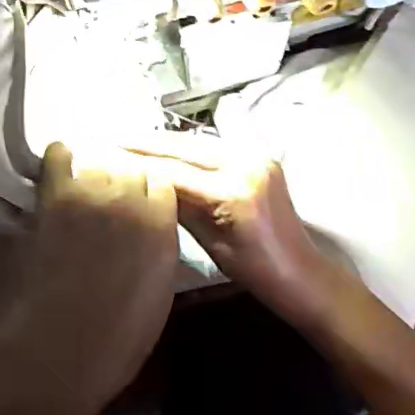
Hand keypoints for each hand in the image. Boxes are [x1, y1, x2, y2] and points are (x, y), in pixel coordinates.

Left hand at [7, 142, 178, 394]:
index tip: (138, 202)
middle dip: (121, 179)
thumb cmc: (119, 334)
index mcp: (163, 224)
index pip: (160, 181)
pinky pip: (58, 155)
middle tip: (107, 197)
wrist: (66, 340)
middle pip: (128, 166)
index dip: (147, 192)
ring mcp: (92, 190)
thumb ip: (158, 242)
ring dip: (91, 171)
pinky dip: (58, 158)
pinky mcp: (56, 191)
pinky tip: (57, 171)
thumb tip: (148, 225)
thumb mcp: (160, 287)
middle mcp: (130, 198)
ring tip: (81, 187)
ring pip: (96, 159)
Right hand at [126, 133, 351, 331]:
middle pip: (183, 147)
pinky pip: (212, 146)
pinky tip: (163, 147)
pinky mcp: (258, 153)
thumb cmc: (257, 273)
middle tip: (112, 139)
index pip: (173, 172)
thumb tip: (141, 184)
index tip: (108, 156)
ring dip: (163, 141)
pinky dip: (186, 147)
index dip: (138, 163)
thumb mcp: (209, 243)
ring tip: (130, 141)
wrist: (306, 275)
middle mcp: (245, 164)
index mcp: (234, 192)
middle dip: (146, 143)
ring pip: (195, 142)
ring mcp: (254, 155)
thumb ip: (176, 206)